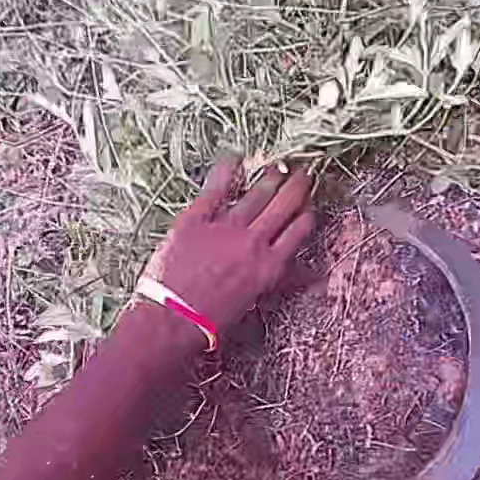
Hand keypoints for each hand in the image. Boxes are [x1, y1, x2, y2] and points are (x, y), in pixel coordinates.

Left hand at [143, 157, 314, 330]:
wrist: (172, 319)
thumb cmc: (210, 320)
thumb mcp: (251, 302)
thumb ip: (275, 280)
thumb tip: (306, 276)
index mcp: (269, 266)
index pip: (298, 230)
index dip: (305, 213)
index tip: (307, 203)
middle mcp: (253, 242)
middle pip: (284, 205)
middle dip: (296, 186)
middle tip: (302, 173)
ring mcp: (225, 227)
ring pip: (257, 194)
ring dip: (270, 177)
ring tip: (278, 165)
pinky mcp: (196, 219)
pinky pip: (217, 187)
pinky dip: (227, 170)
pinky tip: (236, 159)